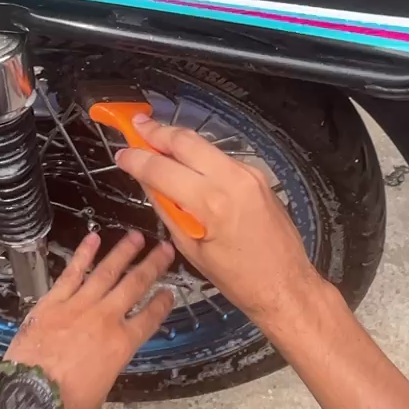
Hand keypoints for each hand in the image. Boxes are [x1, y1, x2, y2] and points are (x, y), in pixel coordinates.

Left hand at [2, 230, 175, 408]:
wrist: (32, 396)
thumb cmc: (67, 402)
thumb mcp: (101, 388)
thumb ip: (108, 362)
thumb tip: (105, 354)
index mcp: (121, 344)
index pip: (149, 318)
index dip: (162, 304)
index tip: (170, 291)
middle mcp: (105, 319)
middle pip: (135, 286)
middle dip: (152, 266)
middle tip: (164, 249)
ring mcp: (80, 305)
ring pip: (107, 272)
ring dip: (123, 252)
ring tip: (135, 237)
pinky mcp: (55, 300)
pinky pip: (73, 272)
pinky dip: (84, 254)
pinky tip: (93, 238)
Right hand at [113, 114, 332, 331]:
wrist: (287, 285)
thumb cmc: (237, 279)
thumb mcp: (191, 249)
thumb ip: (168, 209)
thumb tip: (147, 182)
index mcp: (212, 203)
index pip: (162, 169)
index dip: (136, 159)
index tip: (121, 153)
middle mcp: (232, 179)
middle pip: (185, 140)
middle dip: (157, 130)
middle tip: (135, 124)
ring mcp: (248, 172)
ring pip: (203, 144)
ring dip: (176, 140)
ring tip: (153, 137)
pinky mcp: (256, 174)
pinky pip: (219, 157)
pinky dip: (198, 155)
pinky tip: (185, 162)